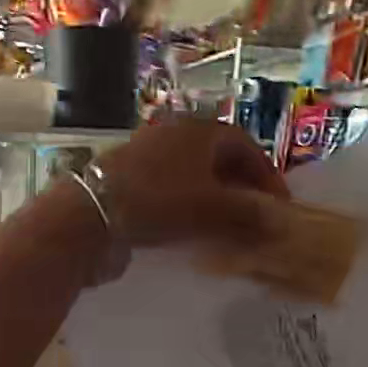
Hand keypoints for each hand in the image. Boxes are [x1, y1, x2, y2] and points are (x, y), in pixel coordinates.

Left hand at [94, 119, 288, 247]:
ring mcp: (144, 159)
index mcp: (197, 131)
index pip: (244, 146)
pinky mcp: (125, 183)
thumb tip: (278, 221)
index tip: (278, 205)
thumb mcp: (212, 208)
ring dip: (211, 203)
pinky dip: (183, 211)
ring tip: (225, 232)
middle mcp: (171, 137)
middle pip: (216, 161)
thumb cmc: (159, 202)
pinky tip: (188, 235)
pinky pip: (166, 194)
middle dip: (238, 190)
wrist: (89, 216)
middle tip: (254, 220)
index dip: (265, 175)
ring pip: (190, 180)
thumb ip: (248, 214)